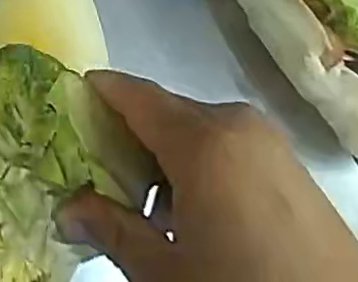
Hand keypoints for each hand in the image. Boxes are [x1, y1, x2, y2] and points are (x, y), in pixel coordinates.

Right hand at [56, 72, 357, 281]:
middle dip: (128, 136)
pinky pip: (229, 147)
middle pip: (163, 111)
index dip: (96, 94)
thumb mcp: (167, 274)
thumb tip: (64, 210)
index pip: (132, 93)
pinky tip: (198, 215)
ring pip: (196, 129)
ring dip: (166, 154)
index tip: (68, 107)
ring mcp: (269, 142)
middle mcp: (234, 123)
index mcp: (202, 138)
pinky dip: (202, 165)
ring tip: (149, 206)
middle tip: (101, 173)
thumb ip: (111, 229)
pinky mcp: (293, 167)